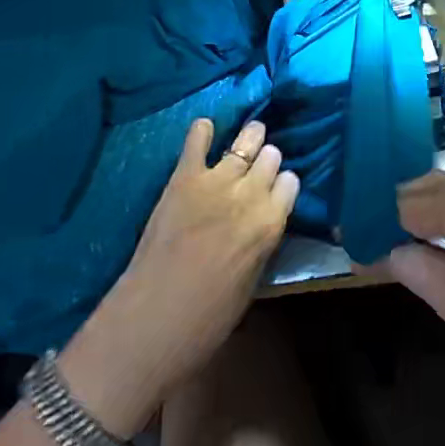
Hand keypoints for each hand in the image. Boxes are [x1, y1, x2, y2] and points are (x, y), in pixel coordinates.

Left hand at [56, 119, 297, 436]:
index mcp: (271, 223)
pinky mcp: (183, 177)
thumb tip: (261, 224)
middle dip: (267, 161)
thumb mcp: (252, 281)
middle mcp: (250, 194)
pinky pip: (196, 140)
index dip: (282, 185)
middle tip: (259, 167)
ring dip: (249, 139)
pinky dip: (202, 131)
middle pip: (271, 157)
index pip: (291, 183)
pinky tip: (206, 127)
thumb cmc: (209, 318)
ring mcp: (215, 181)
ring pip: (244, 142)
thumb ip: (261, 242)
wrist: (153, 318)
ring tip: (250, 135)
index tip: (276, 190)